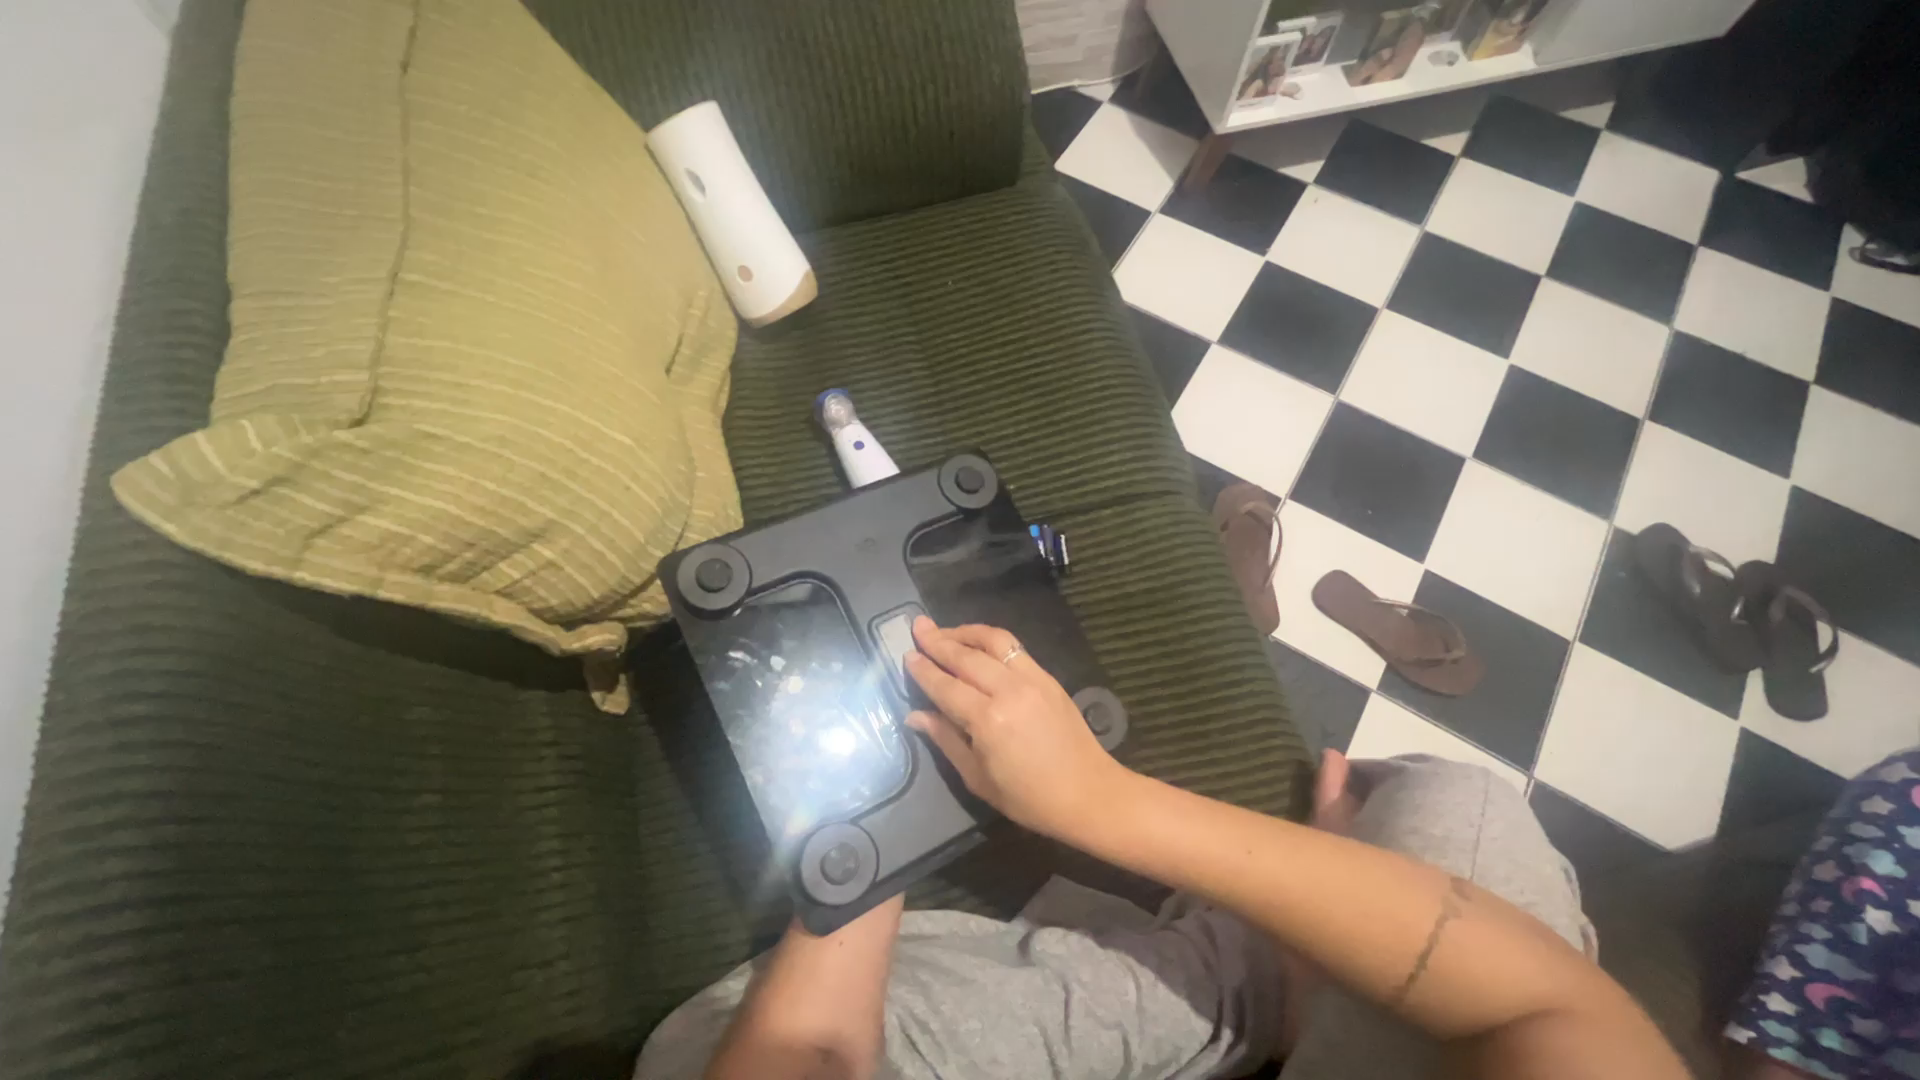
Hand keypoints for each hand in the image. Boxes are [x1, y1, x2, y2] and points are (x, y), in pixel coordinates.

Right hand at [902, 617, 1128, 839]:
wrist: (1088, 794)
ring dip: (966, 632)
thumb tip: (915, 715)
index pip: (945, 686)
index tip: (906, 655)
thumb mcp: (978, 778)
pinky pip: (1015, 648)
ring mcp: (1032, 680)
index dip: (923, 670)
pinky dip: (992, 640)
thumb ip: (946, 740)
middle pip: (966, 657)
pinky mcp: (1048, 678)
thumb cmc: (1029, 798)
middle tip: (918, 626)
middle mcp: (1008, 691)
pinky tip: (978, 644)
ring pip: (993, 642)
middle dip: (938, 641)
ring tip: (945, 630)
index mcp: (988, 720)